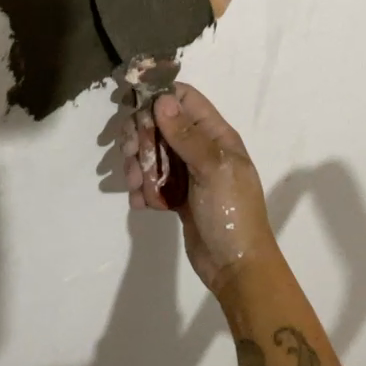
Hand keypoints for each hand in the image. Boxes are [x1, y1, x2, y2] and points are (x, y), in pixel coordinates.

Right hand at [120, 84, 280, 293]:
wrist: (236, 267)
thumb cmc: (232, 212)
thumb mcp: (213, 169)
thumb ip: (186, 134)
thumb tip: (162, 99)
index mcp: (216, 135)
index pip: (184, 98)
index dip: (158, 97)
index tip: (132, 106)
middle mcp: (200, 148)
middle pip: (160, 124)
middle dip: (140, 137)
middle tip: (129, 154)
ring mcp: (187, 173)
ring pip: (151, 153)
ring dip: (137, 167)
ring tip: (137, 188)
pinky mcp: (176, 195)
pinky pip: (151, 182)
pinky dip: (142, 190)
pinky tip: (141, 204)